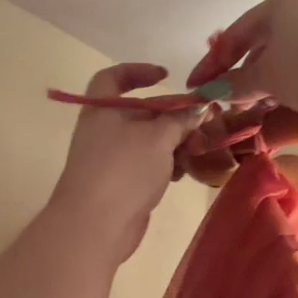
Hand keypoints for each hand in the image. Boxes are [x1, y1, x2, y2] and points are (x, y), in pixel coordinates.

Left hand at [48, 63, 199, 262]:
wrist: (95, 226)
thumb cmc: (124, 169)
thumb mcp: (158, 137)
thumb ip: (180, 119)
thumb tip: (200, 107)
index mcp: (102, 110)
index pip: (113, 78)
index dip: (137, 71)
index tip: (165, 75)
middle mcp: (104, 131)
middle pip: (140, 112)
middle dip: (171, 115)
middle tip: (202, 120)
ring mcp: (111, 160)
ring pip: (148, 142)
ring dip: (174, 143)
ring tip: (199, 148)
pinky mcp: (121, 185)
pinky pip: (148, 166)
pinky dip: (166, 165)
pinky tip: (185, 172)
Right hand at [185, 0, 297, 118]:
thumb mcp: (268, 77)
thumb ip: (237, 83)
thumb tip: (215, 90)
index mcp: (278, 4)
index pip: (234, 35)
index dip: (211, 64)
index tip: (194, 87)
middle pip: (259, 42)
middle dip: (240, 73)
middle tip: (224, 99)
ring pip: (284, 54)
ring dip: (264, 80)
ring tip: (252, 105)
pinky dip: (290, 80)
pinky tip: (285, 100)